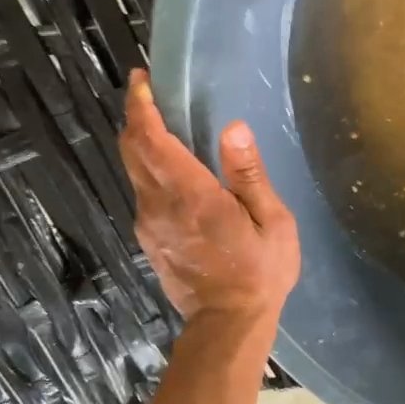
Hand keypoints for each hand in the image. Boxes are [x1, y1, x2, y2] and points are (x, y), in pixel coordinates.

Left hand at [119, 69, 299, 319]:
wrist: (229, 324)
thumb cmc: (260, 272)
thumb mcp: (272, 222)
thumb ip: (249, 175)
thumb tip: (233, 129)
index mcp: (191, 195)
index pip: (151, 140)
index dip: (141, 106)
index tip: (140, 79)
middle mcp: (159, 205)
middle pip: (132, 150)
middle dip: (135, 117)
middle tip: (148, 93)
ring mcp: (149, 224)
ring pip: (134, 171)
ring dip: (141, 144)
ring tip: (162, 125)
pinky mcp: (150, 239)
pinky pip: (143, 192)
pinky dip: (149, 169)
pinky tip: (171, 170)